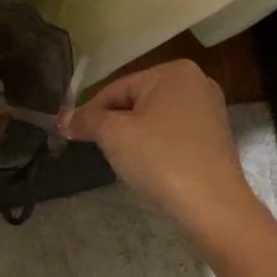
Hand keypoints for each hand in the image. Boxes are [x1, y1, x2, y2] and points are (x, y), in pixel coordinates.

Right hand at [61, 60, 260, 231]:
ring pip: (153, 117)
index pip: (115, 89)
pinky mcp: (214, 134)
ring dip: (132, 135)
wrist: (212, 204)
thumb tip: (63, 118)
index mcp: (173, 72)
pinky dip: (154, 144)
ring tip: (123, 159)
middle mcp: (196, 82)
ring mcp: (209, 109)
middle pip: (135, 101)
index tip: (72, 134)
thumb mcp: (113, 135)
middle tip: (97, 148)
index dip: (90, 112)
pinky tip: (149, 164)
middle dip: (113, 124)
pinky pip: (171, 132)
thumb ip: (86, 120)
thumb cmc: (160, 159)